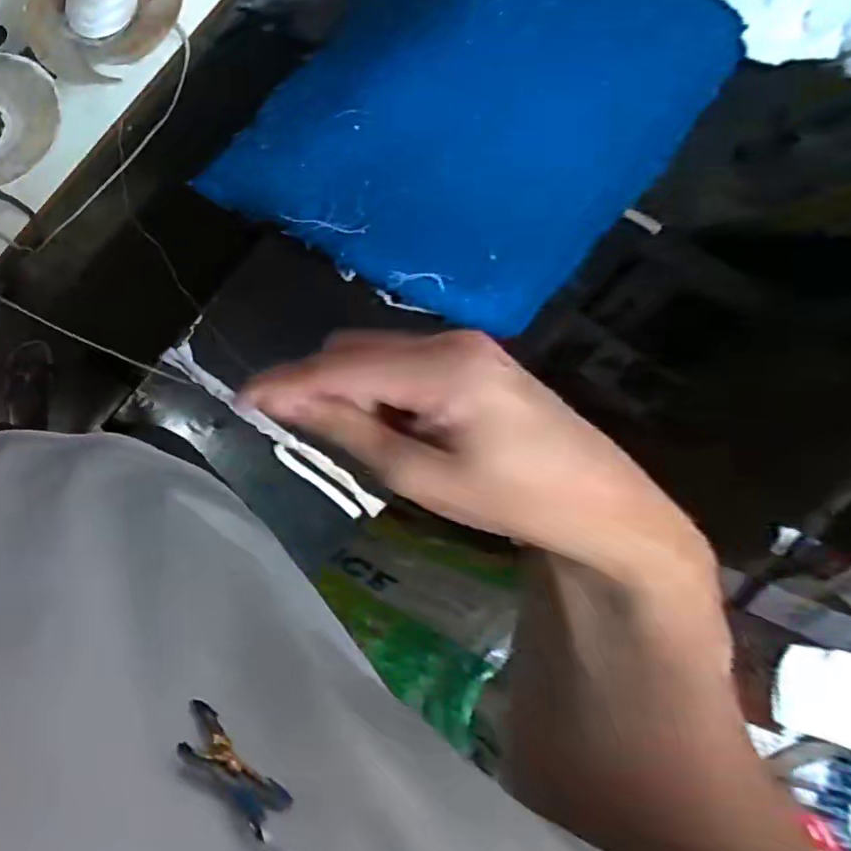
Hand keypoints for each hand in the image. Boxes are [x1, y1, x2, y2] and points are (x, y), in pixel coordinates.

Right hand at [243, 331, 713, 588]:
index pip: (337, 369)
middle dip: (308, 383)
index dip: (282, 383)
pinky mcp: (466, 355)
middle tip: (285, 424)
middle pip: (347, 351)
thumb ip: (346, 430)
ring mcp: (461, 344)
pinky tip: (377, 419)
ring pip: (364, 352)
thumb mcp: (417, 475)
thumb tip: (283, 403)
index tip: (239, 400)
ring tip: (340, 429)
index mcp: (443, 370)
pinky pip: (391, 359)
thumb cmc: (514, 500)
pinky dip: (366, 384)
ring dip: (337, 384)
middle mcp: (448, 341)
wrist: (611, 509)